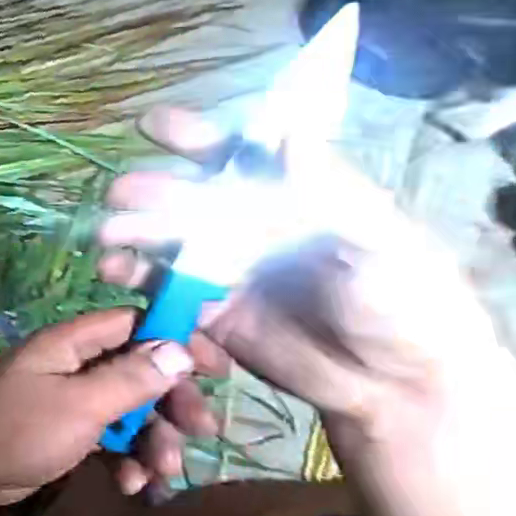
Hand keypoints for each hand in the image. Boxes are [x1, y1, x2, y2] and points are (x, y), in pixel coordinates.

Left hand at [0, 308, 204, 504]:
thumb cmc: (18, 429)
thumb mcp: (80, 404)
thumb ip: (129, 379)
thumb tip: (179, 350)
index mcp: (71, 344)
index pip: (134, 324)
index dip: (176, 340)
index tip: (216, 368)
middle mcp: (72, 365)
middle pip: (139, 371)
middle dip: (171, 403)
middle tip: (199, 431)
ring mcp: (69, 399)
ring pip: (129, 410)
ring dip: (151, 440)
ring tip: (159, 472)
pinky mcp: (66, 431)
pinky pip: (109, 437)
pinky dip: (125, 458)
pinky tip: (130, 485)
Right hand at [98, 107, 511, 441]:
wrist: (400, 390)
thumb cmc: (408, 306)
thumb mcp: (380, 243)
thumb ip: (327, 192)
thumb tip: (287, 132)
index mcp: (293, 201)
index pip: (239, 159)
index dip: (197, 139)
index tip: (154, 125)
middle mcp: (252, 230)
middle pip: (192, 200)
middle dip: (152, 191)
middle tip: (119, 192)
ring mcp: (227, 272)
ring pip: (170, 243)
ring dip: (135, 233)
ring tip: (107, 235)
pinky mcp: (211, 312)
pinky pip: (166, 290)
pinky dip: (136, 279)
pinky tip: (113, 272)